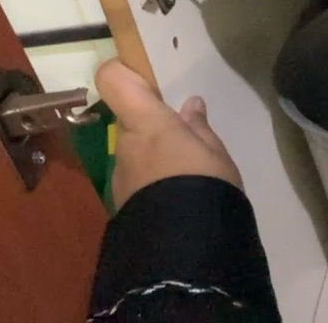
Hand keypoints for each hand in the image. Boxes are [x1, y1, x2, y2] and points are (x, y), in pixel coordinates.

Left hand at [95, 58, 242, 207]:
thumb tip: (191, 105)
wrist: (186, 255)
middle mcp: (124, 144)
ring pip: (134, 154)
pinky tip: (178, 199)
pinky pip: (138, 182)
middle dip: (152, 127)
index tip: (146, 79)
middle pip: (130, 121)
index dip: (124, 72)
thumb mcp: (215, 153)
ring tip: (187, 176)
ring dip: (154, 158)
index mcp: (145, 121)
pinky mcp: (123, 207)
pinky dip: (153, 184)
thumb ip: (199, 127)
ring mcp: (120, 177)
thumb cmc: (203, 186)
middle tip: (185, 139)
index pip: (112, 79)